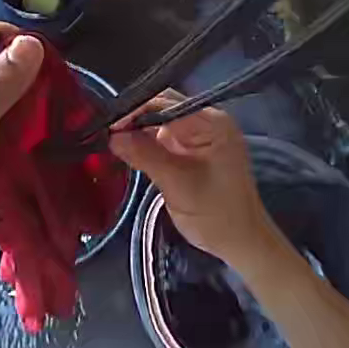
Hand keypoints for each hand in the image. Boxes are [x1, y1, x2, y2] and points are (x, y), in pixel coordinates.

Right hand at [108, 91, 282, 267]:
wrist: (241, 244)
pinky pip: (162, 138)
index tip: (110, 127)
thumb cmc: (217, 215)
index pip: (166, 103)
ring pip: (158, 122)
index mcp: (212, 123)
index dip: (136, 111)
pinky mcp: (191, 150)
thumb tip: (113, 136)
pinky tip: (128, 151)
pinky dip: (146, 144)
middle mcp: (206, 121)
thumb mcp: (178, 185)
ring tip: (112, 142)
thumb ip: (146, 156)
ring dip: (137, 133)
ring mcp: (199, 135)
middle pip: (161, 109)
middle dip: (134, 120)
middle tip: (107, 135)